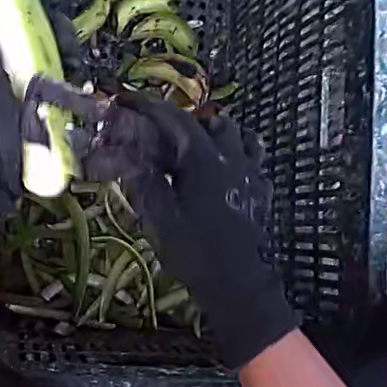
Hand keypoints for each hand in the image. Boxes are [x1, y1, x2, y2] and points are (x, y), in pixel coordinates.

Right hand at [118, 98, 298, 367]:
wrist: (240, 286)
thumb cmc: (196, 252)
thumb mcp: (160, 218)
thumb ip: (144, 181)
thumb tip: (125, 155)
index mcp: (204, 161)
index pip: (174, 120)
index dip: (148, 107)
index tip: (125, 99)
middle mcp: (232, 158)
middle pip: (208, 122)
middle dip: (180, 122)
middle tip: (158, 135)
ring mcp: (252, 173)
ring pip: (236, 135)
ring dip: (213, 134)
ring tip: (191, 150)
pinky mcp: (262, 190)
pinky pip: (251, 158)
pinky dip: (234, 154)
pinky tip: (219, 172)